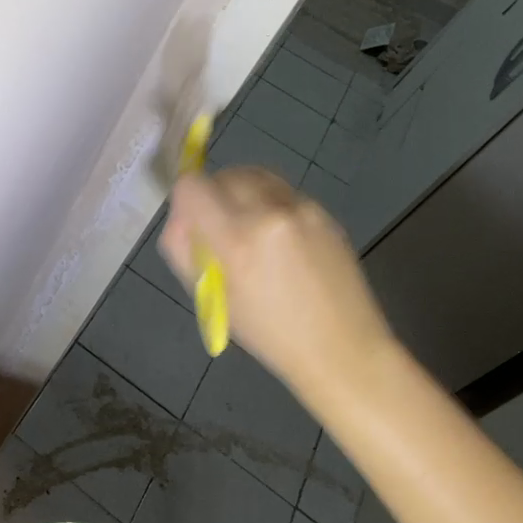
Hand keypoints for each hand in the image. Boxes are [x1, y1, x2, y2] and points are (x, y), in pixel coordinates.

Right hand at [159, 167, 395, 400]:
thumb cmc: (270, 334)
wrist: (343, 347)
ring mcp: (301, 208)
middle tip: (216, 227)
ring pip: (254, 176)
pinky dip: (268, 204)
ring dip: (240, 193)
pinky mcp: (323, 211)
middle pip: (223, 175)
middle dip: (212, 195)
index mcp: (237, 240)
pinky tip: (277, 238)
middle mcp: (269, 213)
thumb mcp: (213, 299)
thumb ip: (185, 253)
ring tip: (246, 226)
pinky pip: (281, 192)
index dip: (184, 201)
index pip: (193, 186)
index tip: (191, 223)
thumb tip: (179, 220)